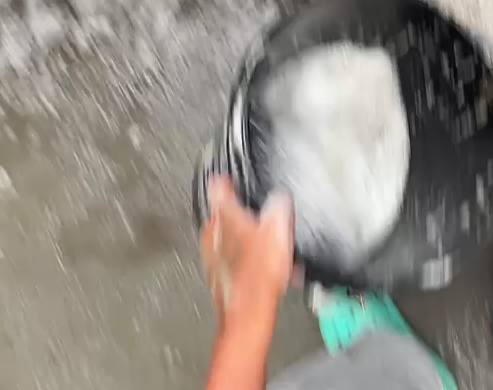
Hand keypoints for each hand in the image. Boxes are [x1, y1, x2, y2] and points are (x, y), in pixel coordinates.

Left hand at [200, 177, 294, 332]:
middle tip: (249, 212)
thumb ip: (278, 204)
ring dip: (242, 238)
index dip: (224, 181)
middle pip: (221, 217)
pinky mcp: (220, 279)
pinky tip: (266, 267)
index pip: (218, 190)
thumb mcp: (278, 226)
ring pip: (227, 240)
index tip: (224, 176)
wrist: (249, 315)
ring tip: (263, 243)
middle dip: (236, 214)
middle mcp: (214, 237)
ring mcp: (214, 260)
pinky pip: (233, 262)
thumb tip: (279, 198)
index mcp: (225, 219)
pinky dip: (246, 260)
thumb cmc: (260, 272)